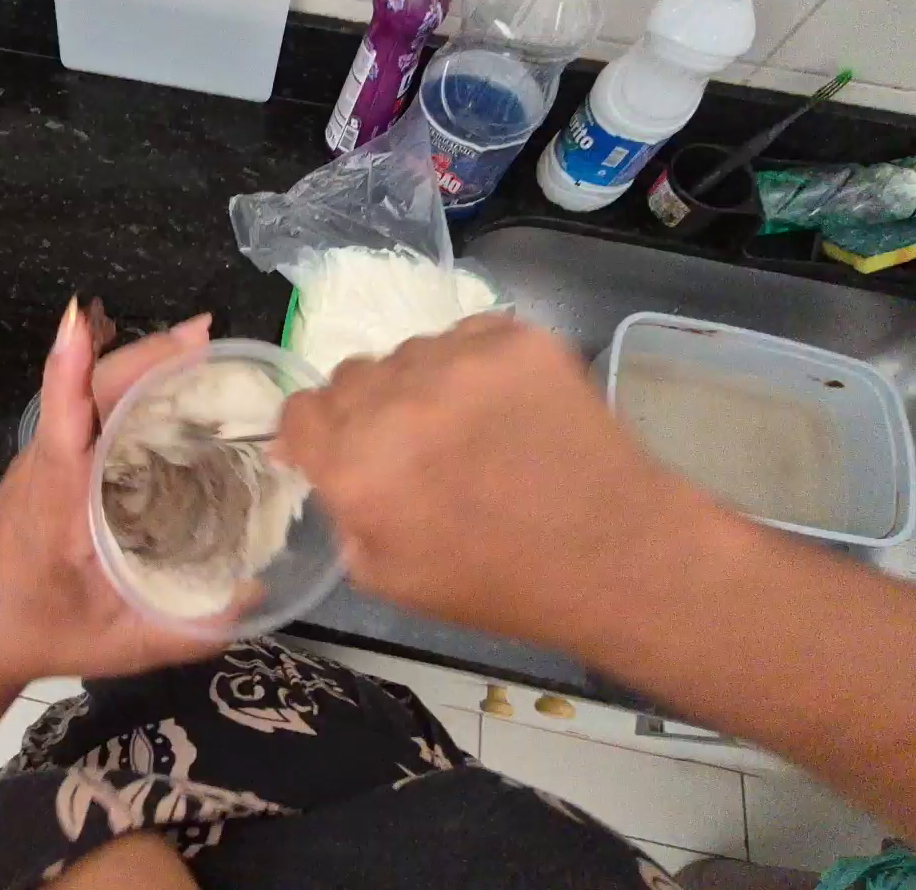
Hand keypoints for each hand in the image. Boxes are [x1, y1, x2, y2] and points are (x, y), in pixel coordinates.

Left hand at [0, 302, 226, 690]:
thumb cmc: (42, 633)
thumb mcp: (118, 644)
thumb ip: (186, 628)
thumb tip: (256, 594)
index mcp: (56, 499)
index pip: (60, 420)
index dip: (70, 368)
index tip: (85, 318)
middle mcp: (47, 465)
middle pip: (88, 389)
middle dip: (144, 353)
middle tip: (205, 336)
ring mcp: (46, 457)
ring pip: (88, 390)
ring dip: (139, 360)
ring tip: (198, 347)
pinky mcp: (53, 460)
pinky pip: (89, 406)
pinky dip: (128, 382)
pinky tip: (167, 380)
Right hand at [274, 313, 740, 650]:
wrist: (618, 556)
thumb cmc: (495, 580)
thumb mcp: (385, 576)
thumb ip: (339, 513)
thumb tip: (323, 464)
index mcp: (354, 465)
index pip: (297, 410)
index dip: (312, 430)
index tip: (333, 445)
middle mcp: (392, 402)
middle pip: (348, 377)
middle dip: (365, 409)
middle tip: (409, 443)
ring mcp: (456, 361)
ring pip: (407, 353)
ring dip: (419, 384)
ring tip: (467, 425)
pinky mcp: (513, 339)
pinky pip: (465, 334)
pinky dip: (472, 363)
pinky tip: (504, 404)